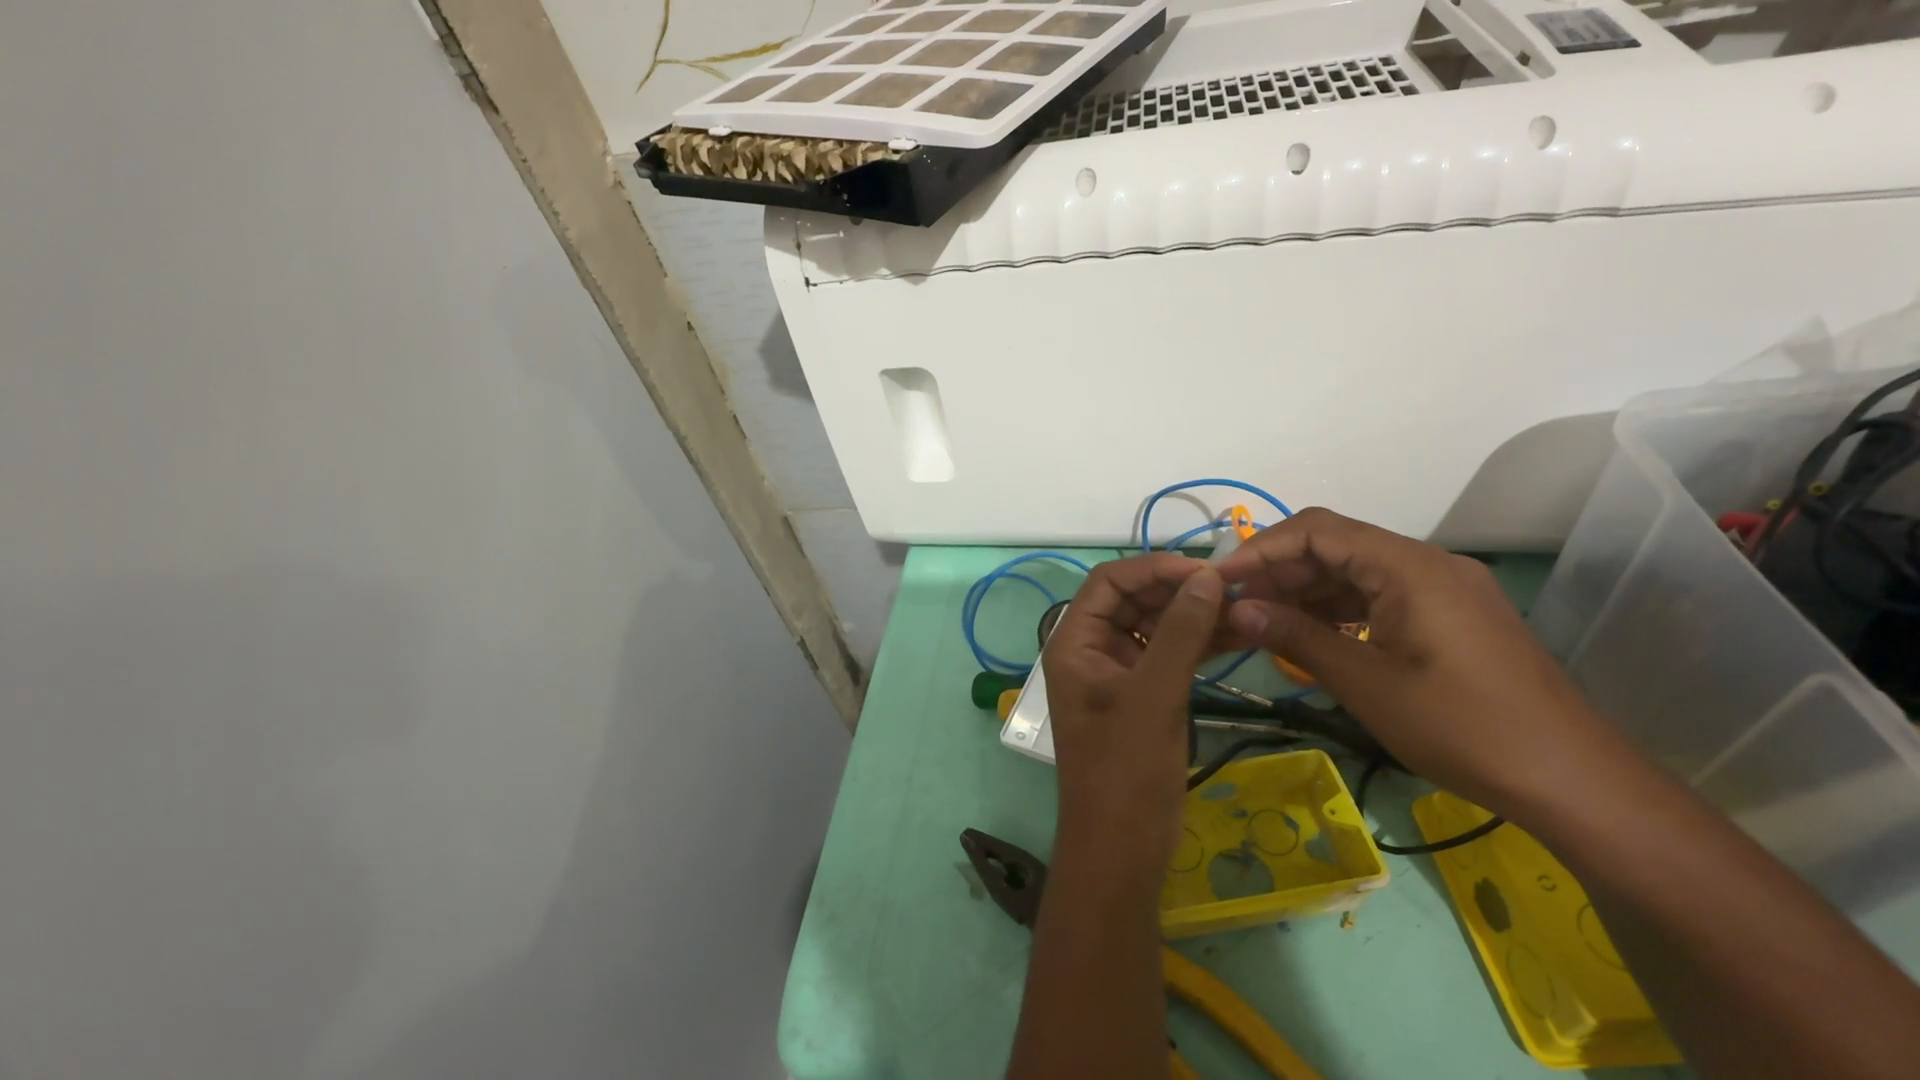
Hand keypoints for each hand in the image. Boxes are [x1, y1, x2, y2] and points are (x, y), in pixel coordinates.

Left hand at [1041, 554, 1230, 857]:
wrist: (1121, 849)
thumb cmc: (1126, 771)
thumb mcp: (1153, 696)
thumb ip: (1179, 632)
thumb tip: (1208, 577)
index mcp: (1074, 643)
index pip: (1109, 582)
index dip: (1154, 567)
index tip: (1207, 571)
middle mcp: (1091, 652)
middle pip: (1134, 600)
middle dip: (1180, 591)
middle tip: (1235, 591)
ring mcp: (1117, 676)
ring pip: (1156, 627)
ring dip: (1196, 617)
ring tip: (1247, 610)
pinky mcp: (1143, 699)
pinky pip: (1169, 656)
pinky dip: (1199, 645)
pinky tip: (1240, 637)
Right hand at [1214, 508, 1610, 814]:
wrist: (1568, 777)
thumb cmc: (1461, 727)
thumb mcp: (1367, 683)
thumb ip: (1298, 637)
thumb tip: (1236, 609)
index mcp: (1409, 566)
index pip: (1317, 530)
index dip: (1260, 550)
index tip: (1217, 581)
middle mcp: (1428, 563)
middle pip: (1337, 546)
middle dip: (1280, 573)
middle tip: (1234, 610)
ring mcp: (1445, 589)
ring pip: (1358, 573)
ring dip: (1308, 594)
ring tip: (1262, 626)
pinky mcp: (1454, 616)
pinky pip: (1383, 597)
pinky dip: (1342, 612)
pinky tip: (1313, 639)